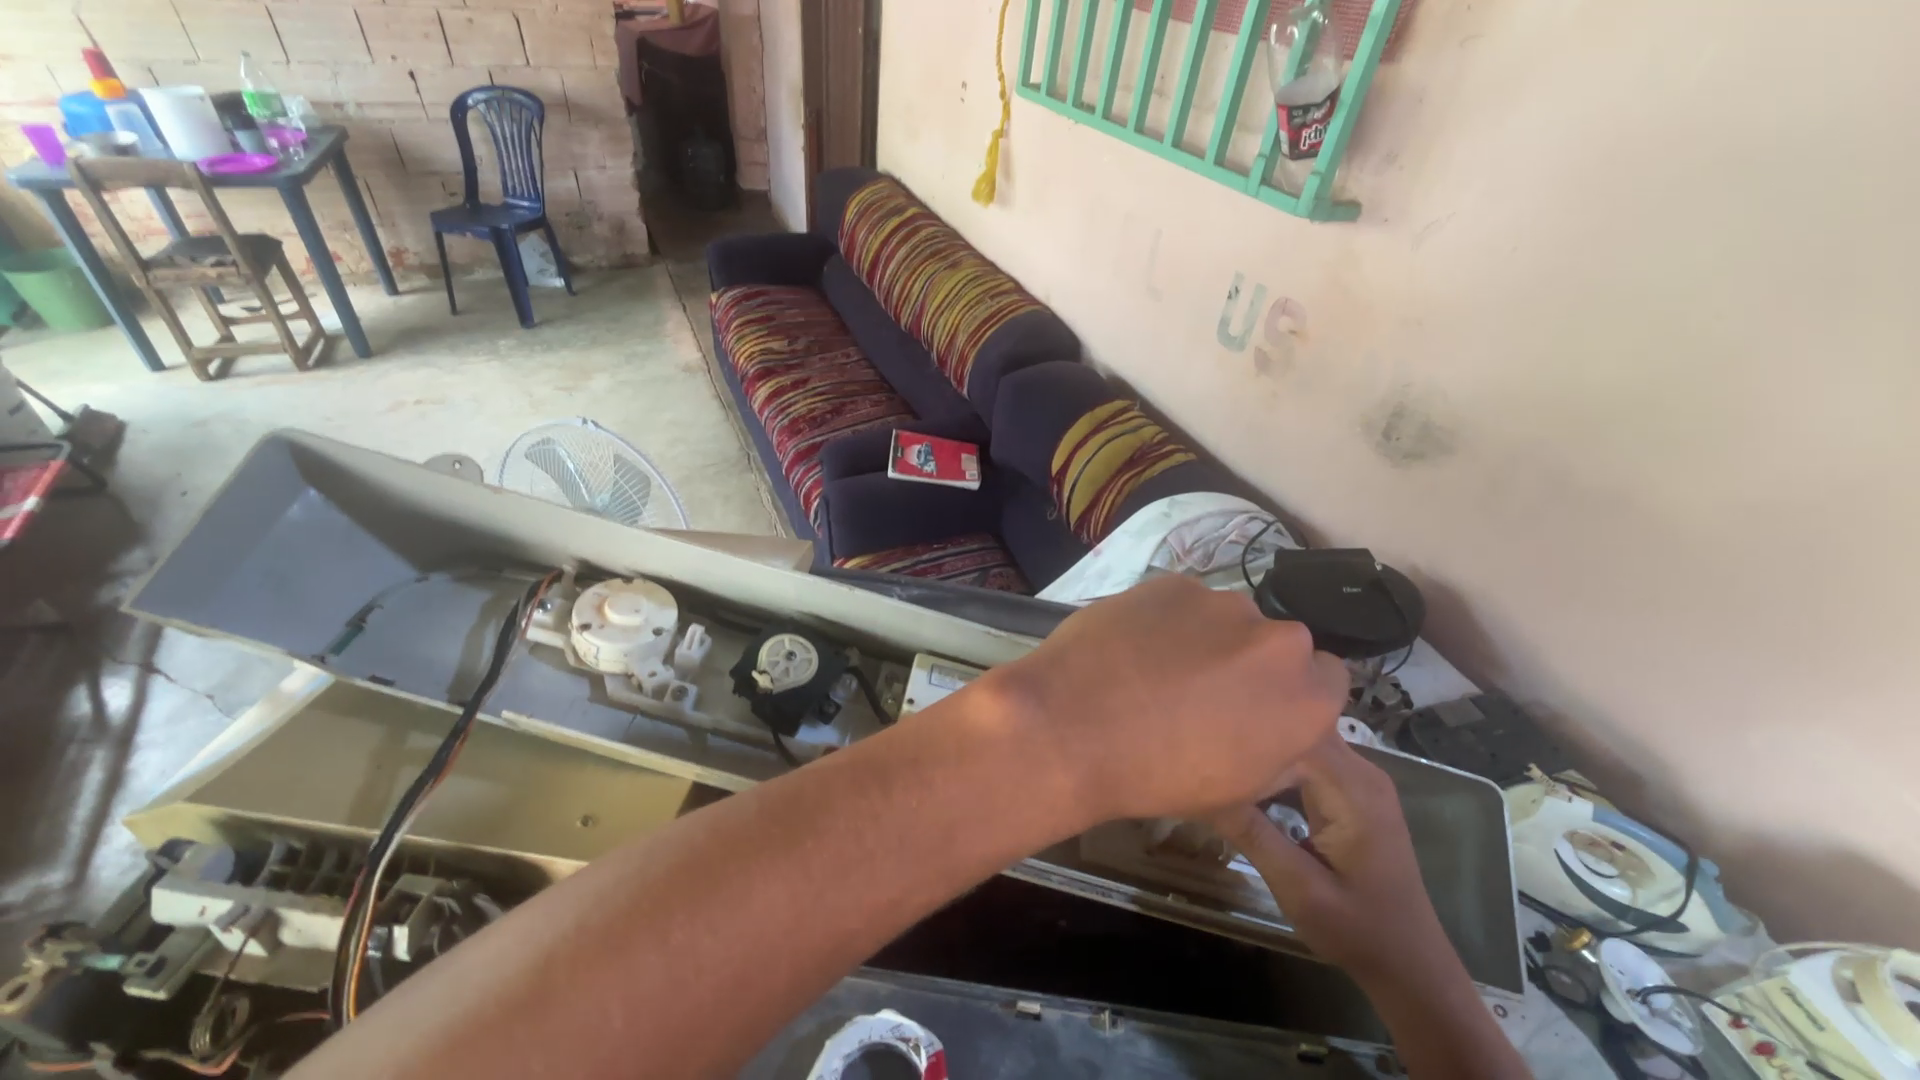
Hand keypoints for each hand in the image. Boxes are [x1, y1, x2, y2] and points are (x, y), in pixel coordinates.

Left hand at [981, 575, 1346, 824]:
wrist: (1071, 728)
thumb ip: (1279, 752)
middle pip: (1278, 645)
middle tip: (1201, 692)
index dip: (1289, 696)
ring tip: (1155, 670)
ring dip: (1207, 639)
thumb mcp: (1235, 790)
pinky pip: (1183, 602)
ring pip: (1228, 620)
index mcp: (1306, 699)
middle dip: (1249, 664)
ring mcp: (1223, 605)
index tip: (1254, 710)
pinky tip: (1130, 648)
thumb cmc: (1155, 777)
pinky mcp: (1173, 584)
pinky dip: (1166, 620)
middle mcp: (1279, 642)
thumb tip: (1282, 734)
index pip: (1327, 680)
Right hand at [1208, 736, 1453, 985]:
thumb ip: (1254, 835)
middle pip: (1298, 731)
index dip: (1249, 735)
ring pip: (1301, 744)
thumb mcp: (1299, 888)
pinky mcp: (1351, 795)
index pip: (1294, 734)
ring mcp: (1359, 782)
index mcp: (1354, 790)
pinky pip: (1308, 764)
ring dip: (1263, 751)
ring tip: (1215, 757)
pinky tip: (1245, 780)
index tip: (1205, 742)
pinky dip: (1277, 768)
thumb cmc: (1358, 929)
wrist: (1408, 962)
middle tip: (1203, 746)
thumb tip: (1204, 791)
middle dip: (1253, 736)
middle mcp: (1361, 773)